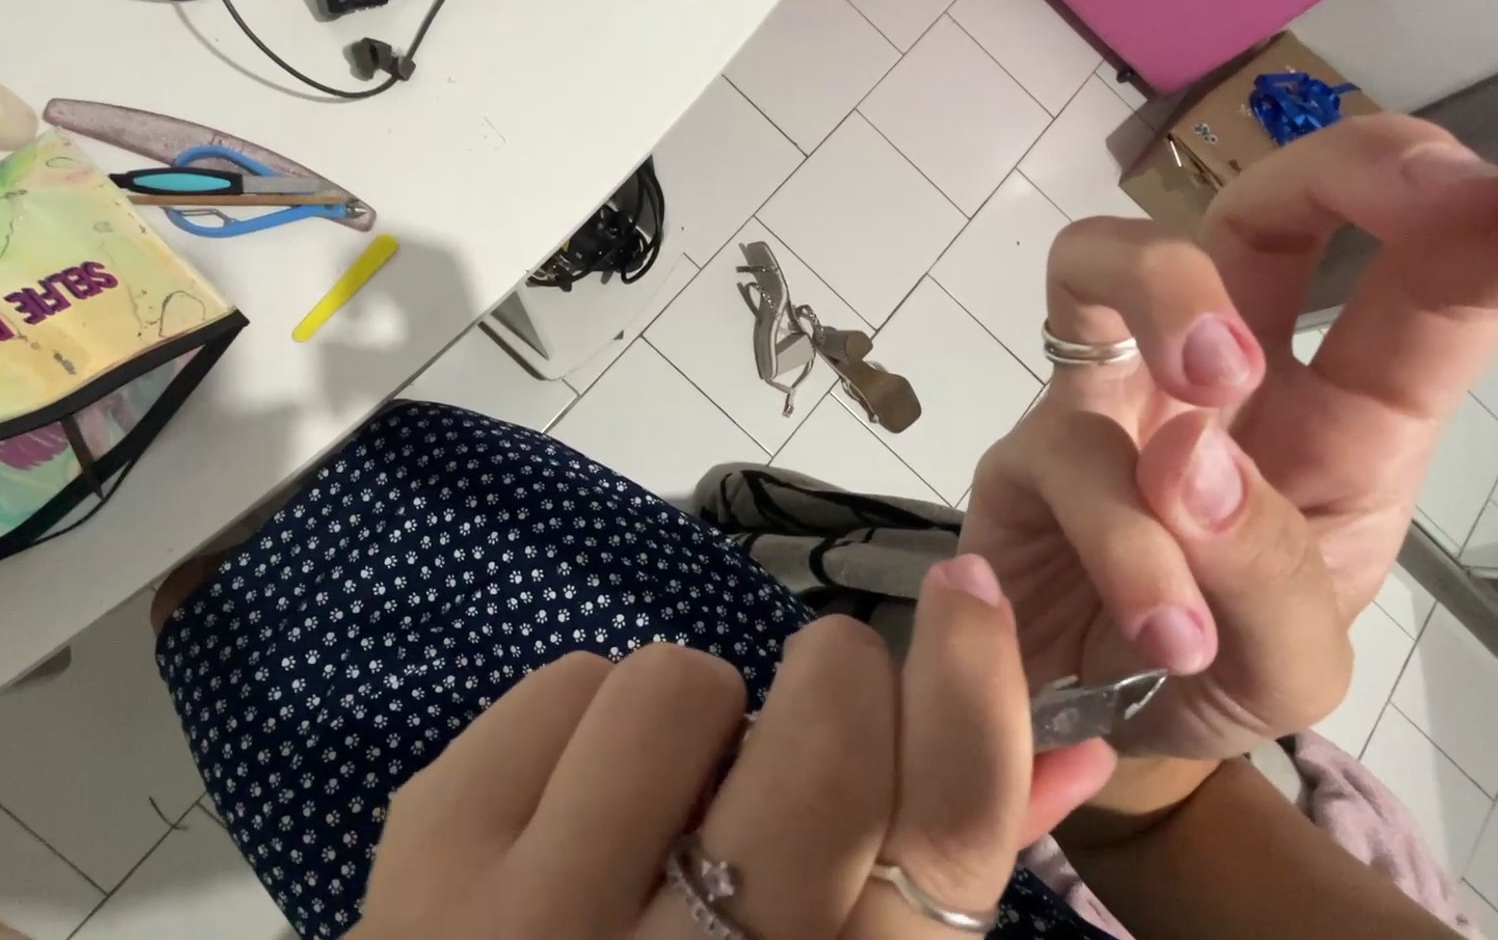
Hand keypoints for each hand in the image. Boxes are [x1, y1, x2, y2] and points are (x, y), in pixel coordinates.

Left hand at [350, 556, 1112, 939]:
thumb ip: (942, 868)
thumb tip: (1066, 743)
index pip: (940, 834)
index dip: (974, 690)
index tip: (967, 589)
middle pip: (820, 744)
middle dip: (837, 675)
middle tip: (817, 689)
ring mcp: (532, 913)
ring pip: (677, 685)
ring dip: (695, 707)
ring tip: (662, 784)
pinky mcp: (431, 843)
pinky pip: (564, 681)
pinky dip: (588, 712)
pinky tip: (567, 795)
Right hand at [963, 115, 1497, 761]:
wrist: (1082, 717)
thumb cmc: (1208, 677)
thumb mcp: (1292, 664)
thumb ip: (1269, 577)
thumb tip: (1183, 460)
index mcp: (1337, 418)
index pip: (1428, 287)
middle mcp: (1213, 380)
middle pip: (1258, 205)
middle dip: (1353, 173)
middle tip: (1433, 203)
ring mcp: (1103, 403)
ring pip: (1102, 260)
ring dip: (1174, 291)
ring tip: (1212, 392)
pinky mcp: (1019, 450)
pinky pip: (1063, 448)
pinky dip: (1124, 536)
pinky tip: (1164, 629)